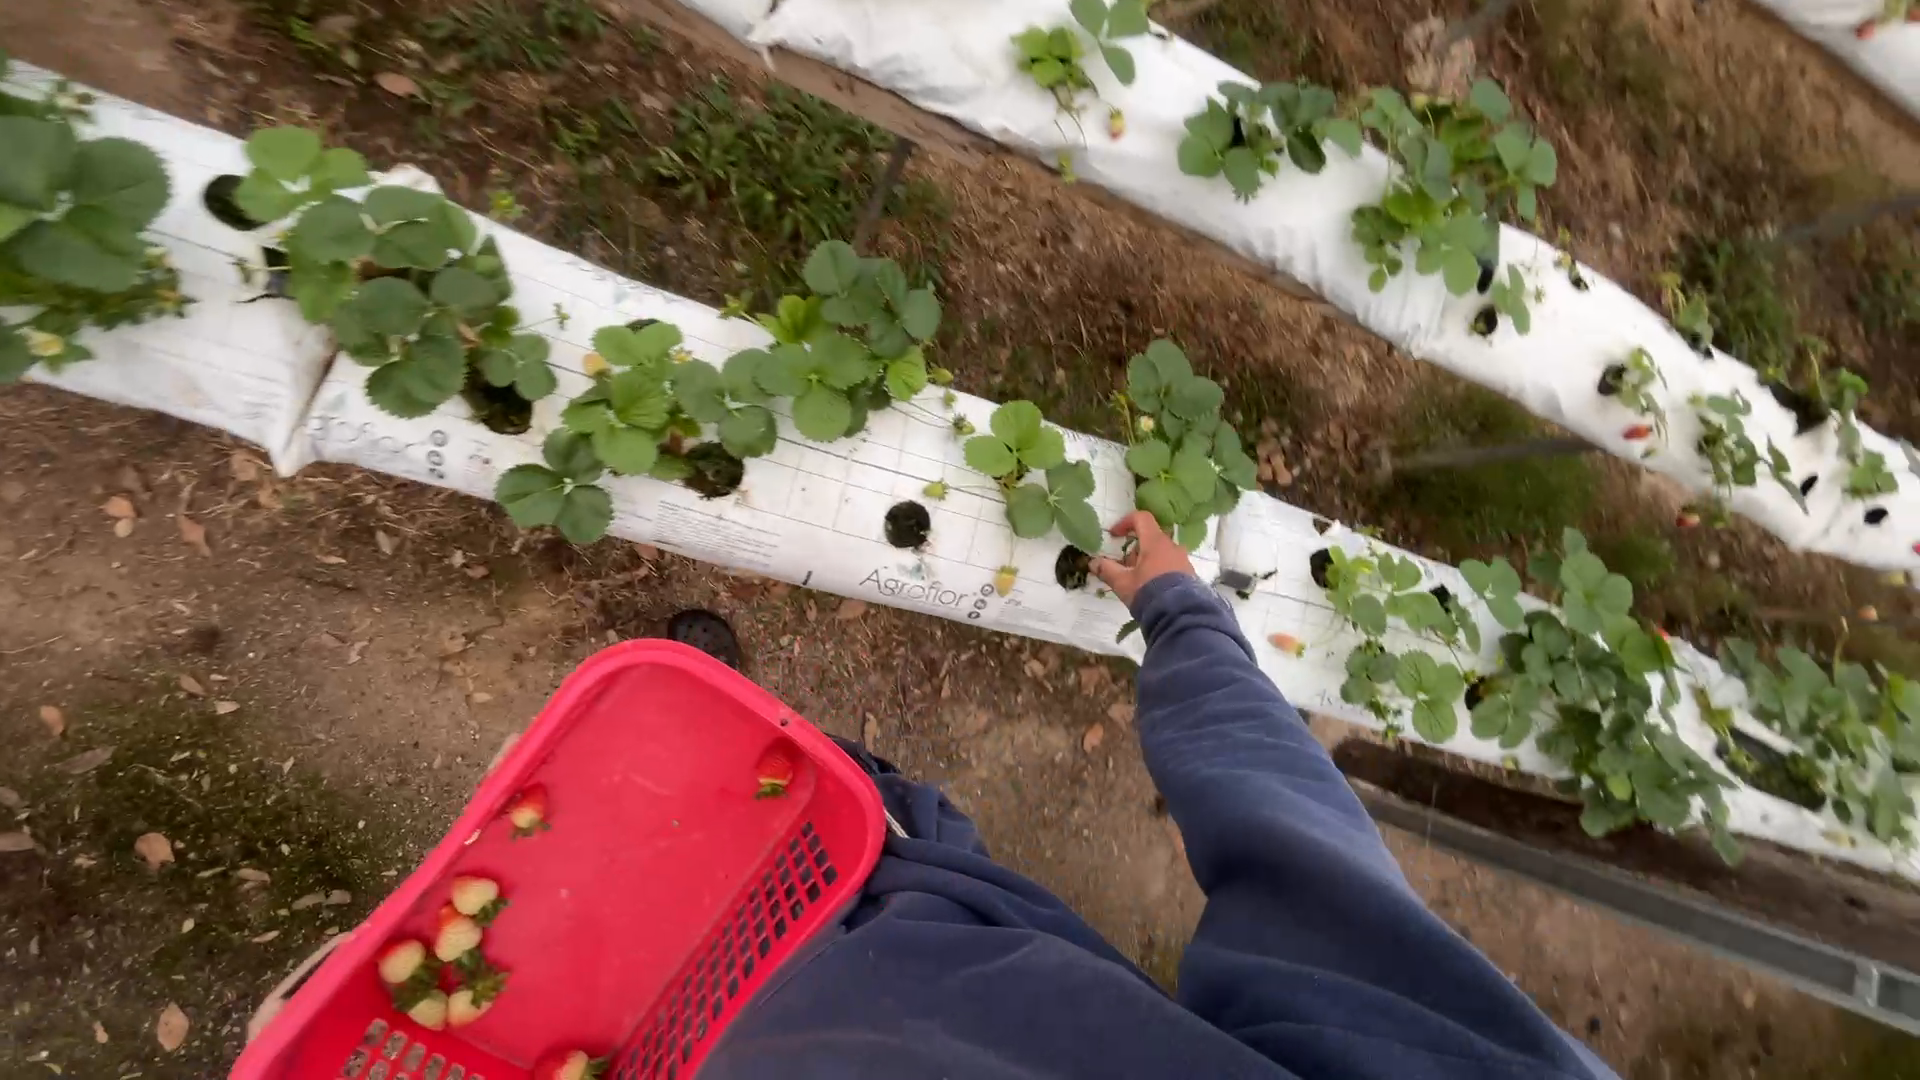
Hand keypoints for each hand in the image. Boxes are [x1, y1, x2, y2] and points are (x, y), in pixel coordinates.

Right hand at [1091, 511, 1194, 607]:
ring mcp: (1183, 560)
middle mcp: (1172, 546)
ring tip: (1138, 581)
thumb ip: (1107, 570)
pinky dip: (1159, 570)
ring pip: (1161, 552)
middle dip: (1135, 549)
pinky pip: (1171, 564)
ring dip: (1147, 560)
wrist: (1180, 616)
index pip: (1142, 518)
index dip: (1125, 522)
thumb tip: (1092, 563)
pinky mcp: (1190, 574)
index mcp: (1155, 542)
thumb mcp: (1122, 583)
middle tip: (1125, 566)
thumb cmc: (1148, 592)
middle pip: (1151, 538)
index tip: (1115, 535)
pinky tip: (1153, 589)